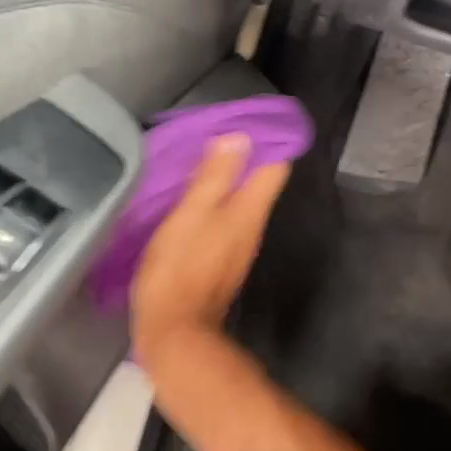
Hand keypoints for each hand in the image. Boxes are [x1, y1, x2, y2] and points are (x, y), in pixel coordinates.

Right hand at [131, 135, 290, 363]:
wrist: (174, 331)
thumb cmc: (180, 268)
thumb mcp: (192, 213)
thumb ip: (215, 176)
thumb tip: (240, 137)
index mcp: (251, 210)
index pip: (276, 165)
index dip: (267, 139)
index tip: (246, 119)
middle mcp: (252, 226)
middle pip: (260, 182)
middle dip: (244, 157)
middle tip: (215, 134)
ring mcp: (237, 246)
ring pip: (241, 201)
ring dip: (226, 180)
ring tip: (198, 161)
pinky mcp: (219, 261)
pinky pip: (224, 221)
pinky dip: (213, 204)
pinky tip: (189, 201)